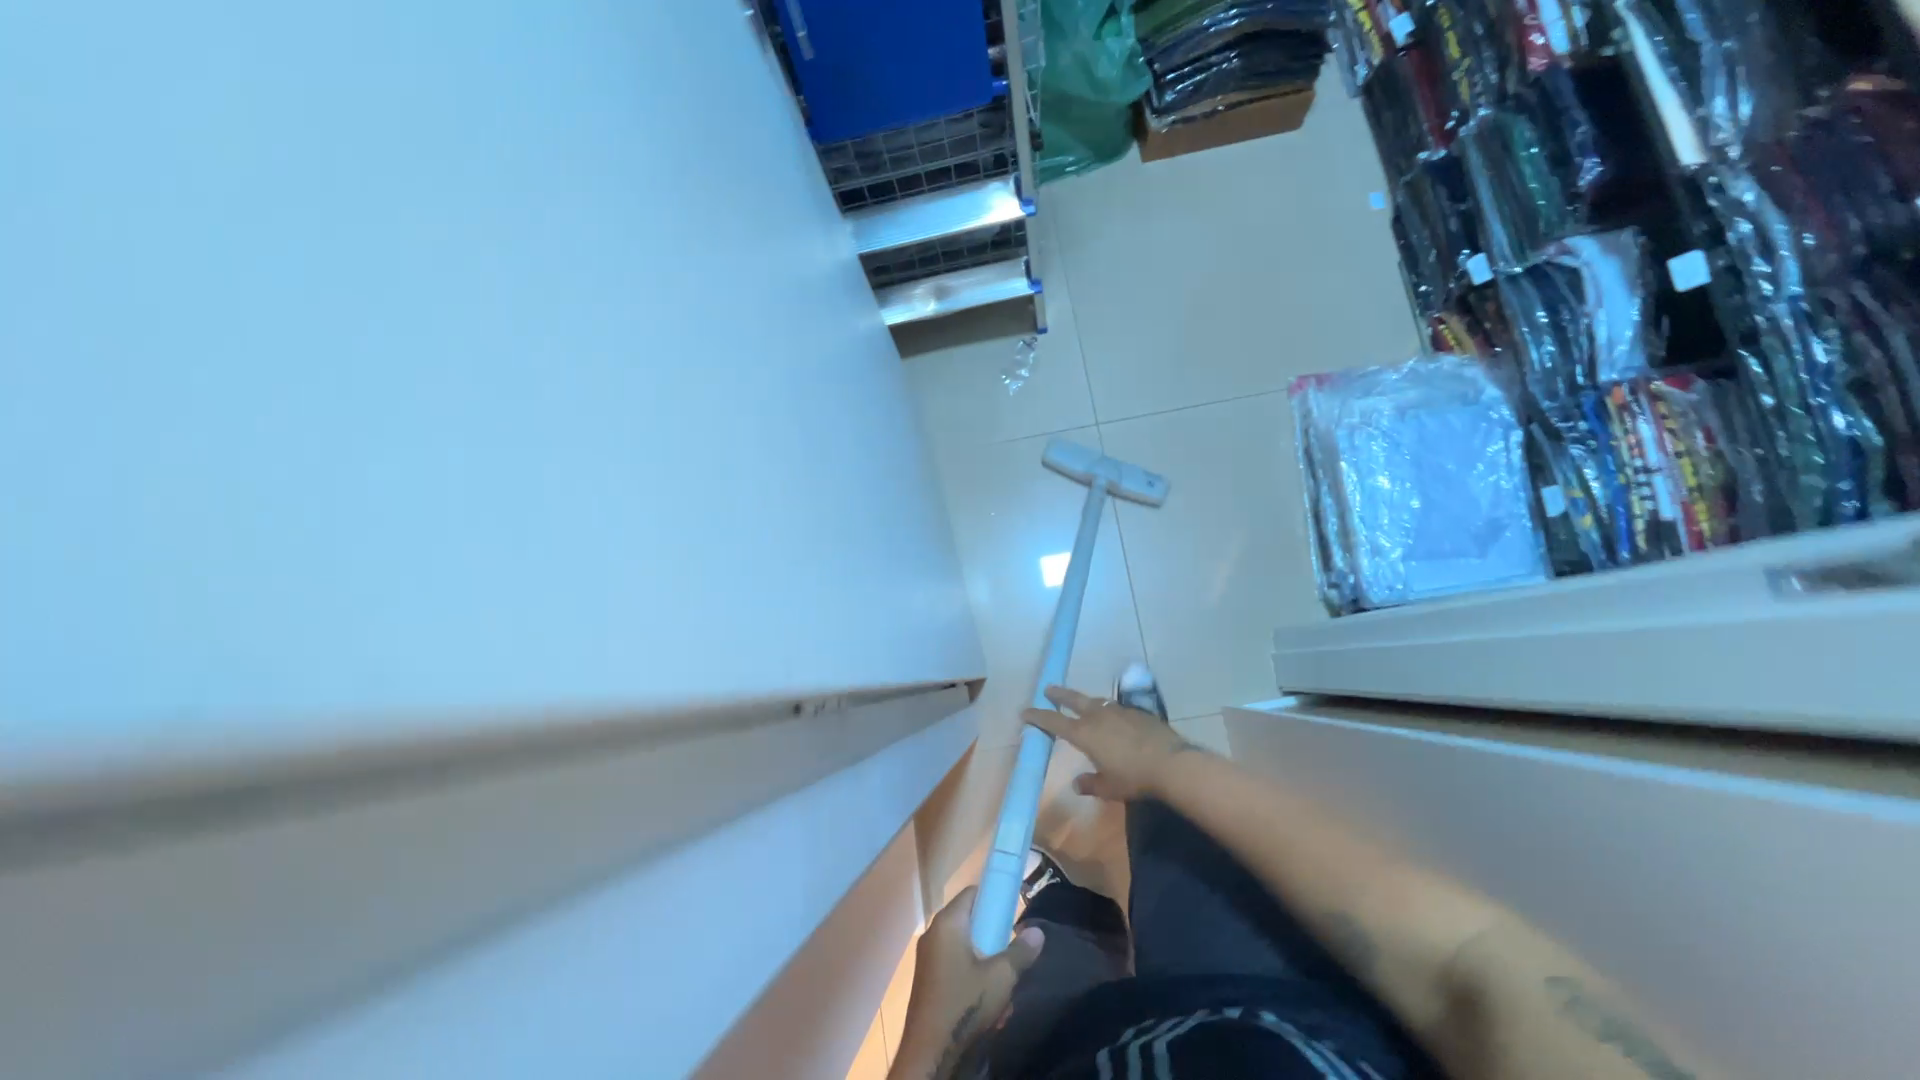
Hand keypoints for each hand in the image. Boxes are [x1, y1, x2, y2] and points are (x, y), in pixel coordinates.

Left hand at [894, 887, 1043, 1077]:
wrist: (929, 1051)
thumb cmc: (965, 1004)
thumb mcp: (1001, 977)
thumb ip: (1021, 951)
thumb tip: (1037, 931)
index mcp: (948, 923)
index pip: (972, 893)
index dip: (994, 898)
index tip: (1013, 914)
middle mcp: (934, 934)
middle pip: (971, 923)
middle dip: (995, 941)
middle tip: (1011, 959)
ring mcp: (928, 958)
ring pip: (966, 949)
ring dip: (987, 967)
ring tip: (1003, 992)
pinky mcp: (928, 980)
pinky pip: (957, 968)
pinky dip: (973, 980)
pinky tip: (988, 1008)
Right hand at [1023, 685, 1193, 801]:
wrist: (1171, 764)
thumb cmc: (1134, 778)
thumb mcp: (1109, 788)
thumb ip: (1091, 784)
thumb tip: (1078, 784)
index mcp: (1085, 734)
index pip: (1054, 722)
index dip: (1038, 717)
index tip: (1025, 712)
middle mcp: (1099, 717)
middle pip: (1074, 700)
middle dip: (1059, 695)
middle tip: (1048, 689)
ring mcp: (1120, 711)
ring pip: (1097, 702)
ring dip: (1087, 702)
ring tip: (1083, 705)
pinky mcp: (1139, 712)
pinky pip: (1118, 708)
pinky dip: (1110, 711)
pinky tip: (1115, 719)